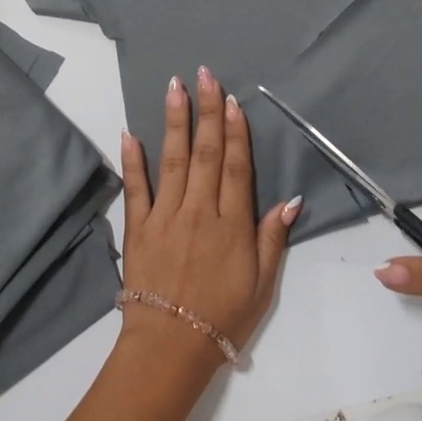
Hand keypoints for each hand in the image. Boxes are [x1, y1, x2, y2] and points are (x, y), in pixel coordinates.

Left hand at [119, 67, 299, 365]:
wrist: (170, 344)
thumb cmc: (222, 318)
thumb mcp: (262, 284)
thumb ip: (272, 238)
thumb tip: (291, 200)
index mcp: (232, 224)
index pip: (236, 167)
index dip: (235, 132)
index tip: (232, 100)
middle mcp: (199, 211)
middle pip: (205, 153)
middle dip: (207, 112)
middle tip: (206, 75)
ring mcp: (165, 216)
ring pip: (172, 160)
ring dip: (175, 121)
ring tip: (175, 87)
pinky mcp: (138, 228)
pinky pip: (135, 188)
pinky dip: (132, 160)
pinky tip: (130, 132)